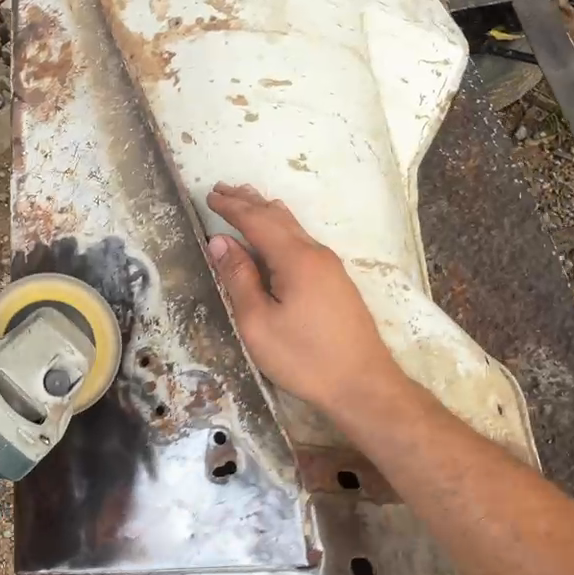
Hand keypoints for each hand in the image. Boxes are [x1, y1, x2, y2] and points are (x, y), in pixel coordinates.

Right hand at [205, 183, 405, 410]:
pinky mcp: (335, 281)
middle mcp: (315, 254)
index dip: (231, 208)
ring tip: (247, 197)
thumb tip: (220, 242)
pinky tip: (278, 229)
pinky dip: (280, 227)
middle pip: (277, 217)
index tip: (209, 196)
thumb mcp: (258, 323)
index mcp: (295, 259)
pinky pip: (301, 240)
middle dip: (248, 202)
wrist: (364, 386)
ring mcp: (329, 266)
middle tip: (222, 188)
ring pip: (293, 227)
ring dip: (266, 211)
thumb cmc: (305, 358)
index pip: (256, 221)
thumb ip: (239, 279)